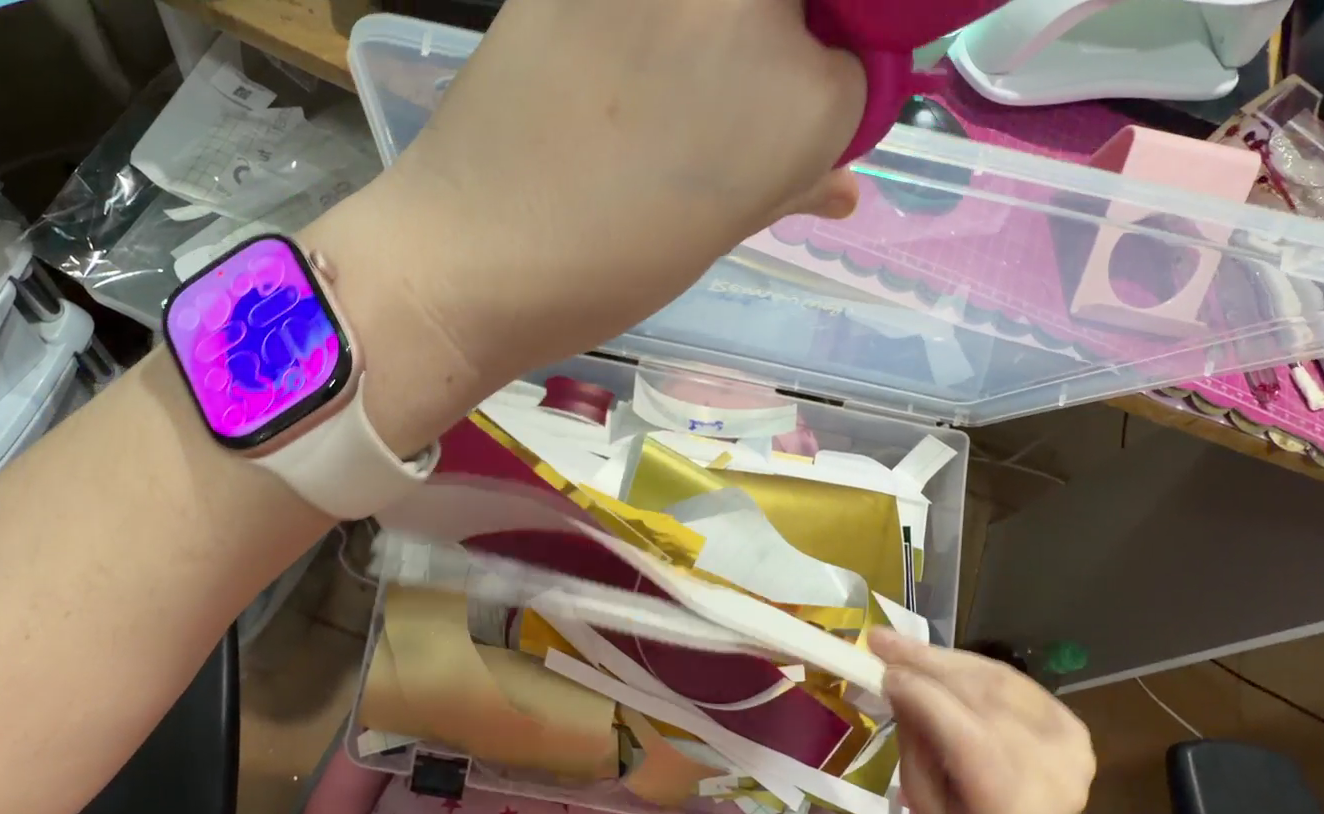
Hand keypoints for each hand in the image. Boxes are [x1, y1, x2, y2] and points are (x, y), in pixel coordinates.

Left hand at [315, 0, 866, 399]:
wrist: (463, 258)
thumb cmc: (597, 276)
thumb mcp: (715, 234)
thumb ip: (790, 178)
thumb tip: (838, 177)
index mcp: (800, 100)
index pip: (860, 60)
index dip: (828, 89)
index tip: (786, 111)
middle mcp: (746, 9)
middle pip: (806, 4)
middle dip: (784, 41)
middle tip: (709, 95)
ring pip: (722, 1)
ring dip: (705, 34)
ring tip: (648, 93)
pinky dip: (642, 19)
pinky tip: (609, 65)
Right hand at [869, 629, 1095, 813]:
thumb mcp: (922, 799)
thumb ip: (914, 740)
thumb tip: (895, 681)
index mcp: (1011, 808)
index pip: (968, 736)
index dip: (922, 695)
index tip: (878, 668)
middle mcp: (1052, 774)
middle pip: (984, 699)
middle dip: (927, 664)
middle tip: (881, 640)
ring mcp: (1070, 748)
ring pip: (999, 681)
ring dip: (945, 659)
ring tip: (902, 646)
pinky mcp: (1075, 728)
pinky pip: (1015, 683)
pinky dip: (973, 667)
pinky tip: (940, 662)